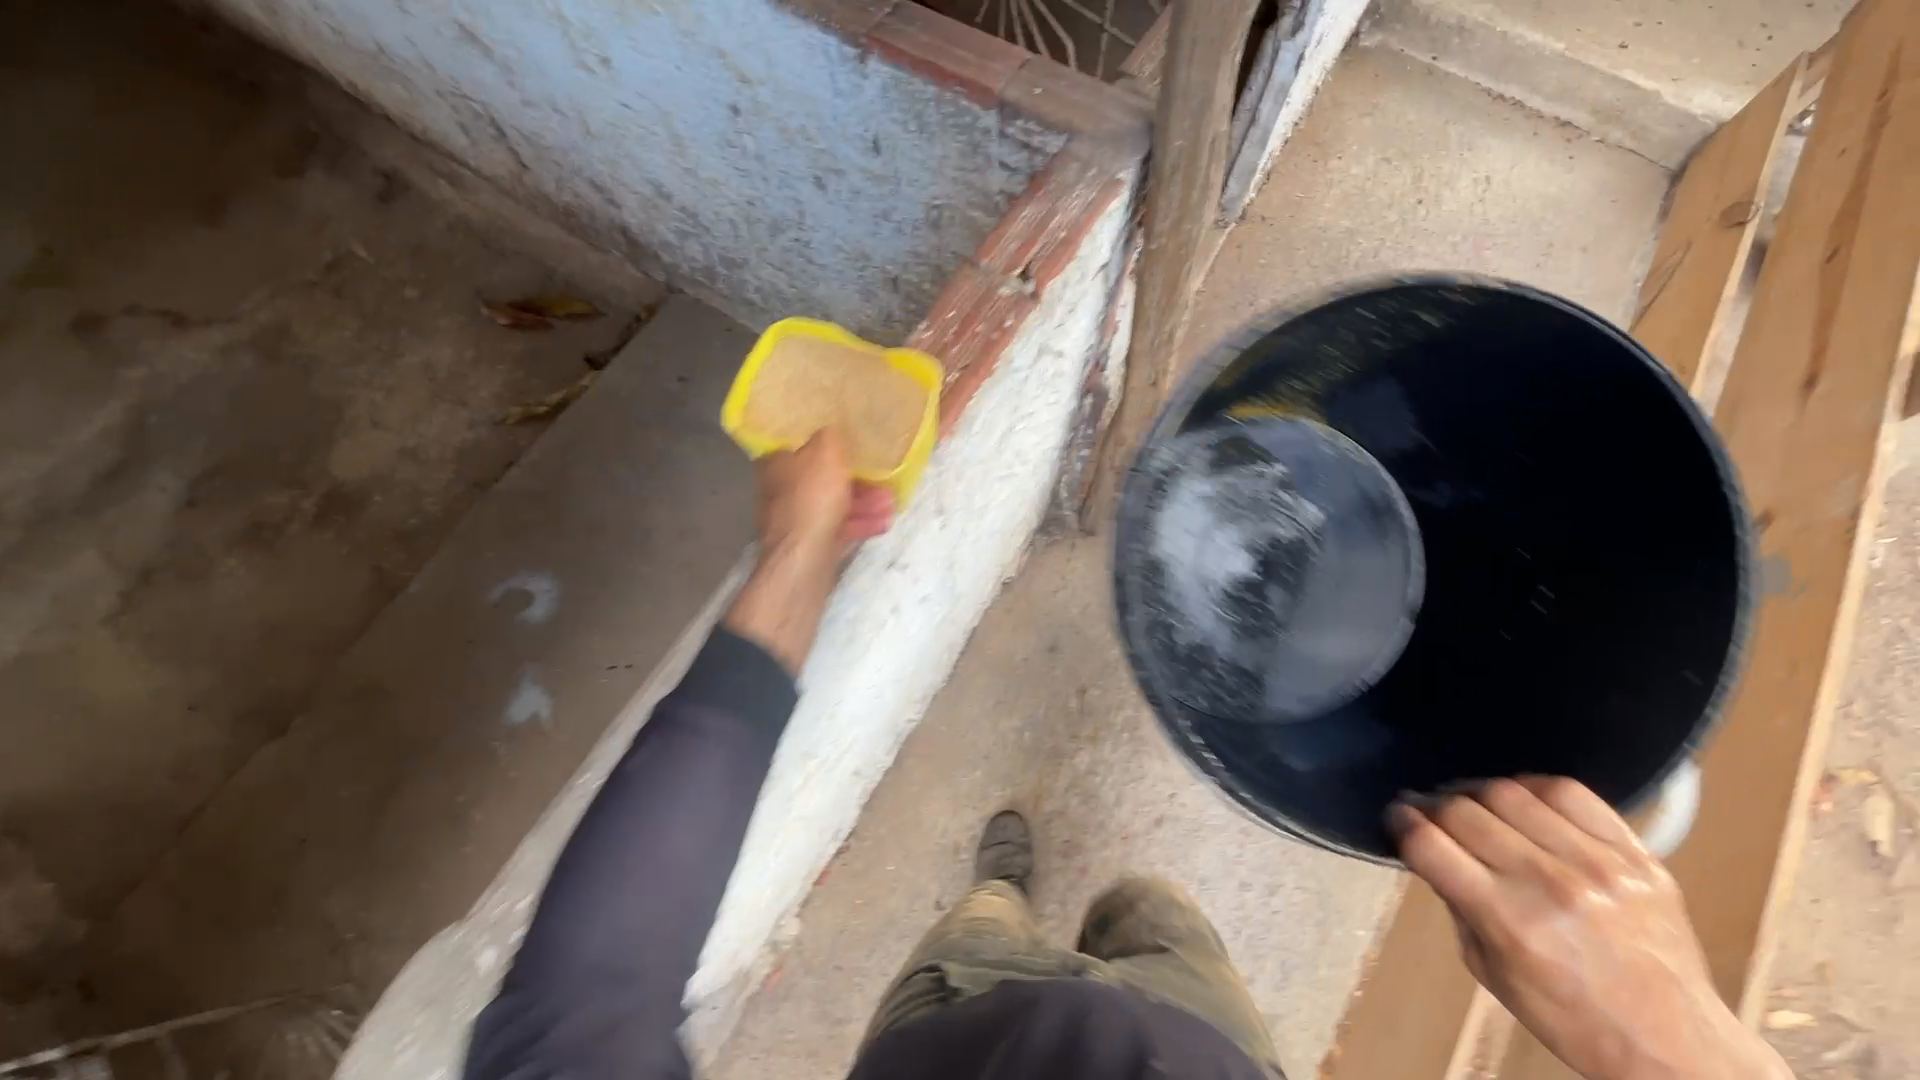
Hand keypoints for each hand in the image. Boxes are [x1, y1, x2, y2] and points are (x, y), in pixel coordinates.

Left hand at [726, 428, 894, 673]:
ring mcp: (795, 519)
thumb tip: (831, 431)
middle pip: (822, 475)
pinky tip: (883, 522)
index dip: (825, 439)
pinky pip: (839, 526)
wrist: (803, 562)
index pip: (798, 442)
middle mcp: (781, 489)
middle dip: (856, 476)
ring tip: (891, 502)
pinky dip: (860, 523)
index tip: (850, 439)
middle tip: (883, 475)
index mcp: (776, 463)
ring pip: (834, 503)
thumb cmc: (811, 500)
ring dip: (864, 501)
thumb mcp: (826, 453)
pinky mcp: (811, 543)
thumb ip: (831, 436)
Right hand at [1389, 777, 1792, 1079]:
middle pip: (1462, 810)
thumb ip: (1458, 904)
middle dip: (1430, 805)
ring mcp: (1598, 864)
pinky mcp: (1635, 854)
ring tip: (1467, 801)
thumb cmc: (1570, 1019)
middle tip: (1424, 810)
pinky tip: (1519, 799)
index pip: (1428, 843)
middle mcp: (1549, 883)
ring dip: (1473, 791)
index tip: (1394, 817)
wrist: (1674, 1044)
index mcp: (1508, 920)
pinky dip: (1530, 787)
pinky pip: (1570, 793)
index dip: (1399, 822)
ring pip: (1509, 792)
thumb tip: (1433, 852)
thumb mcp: (1489, 971)